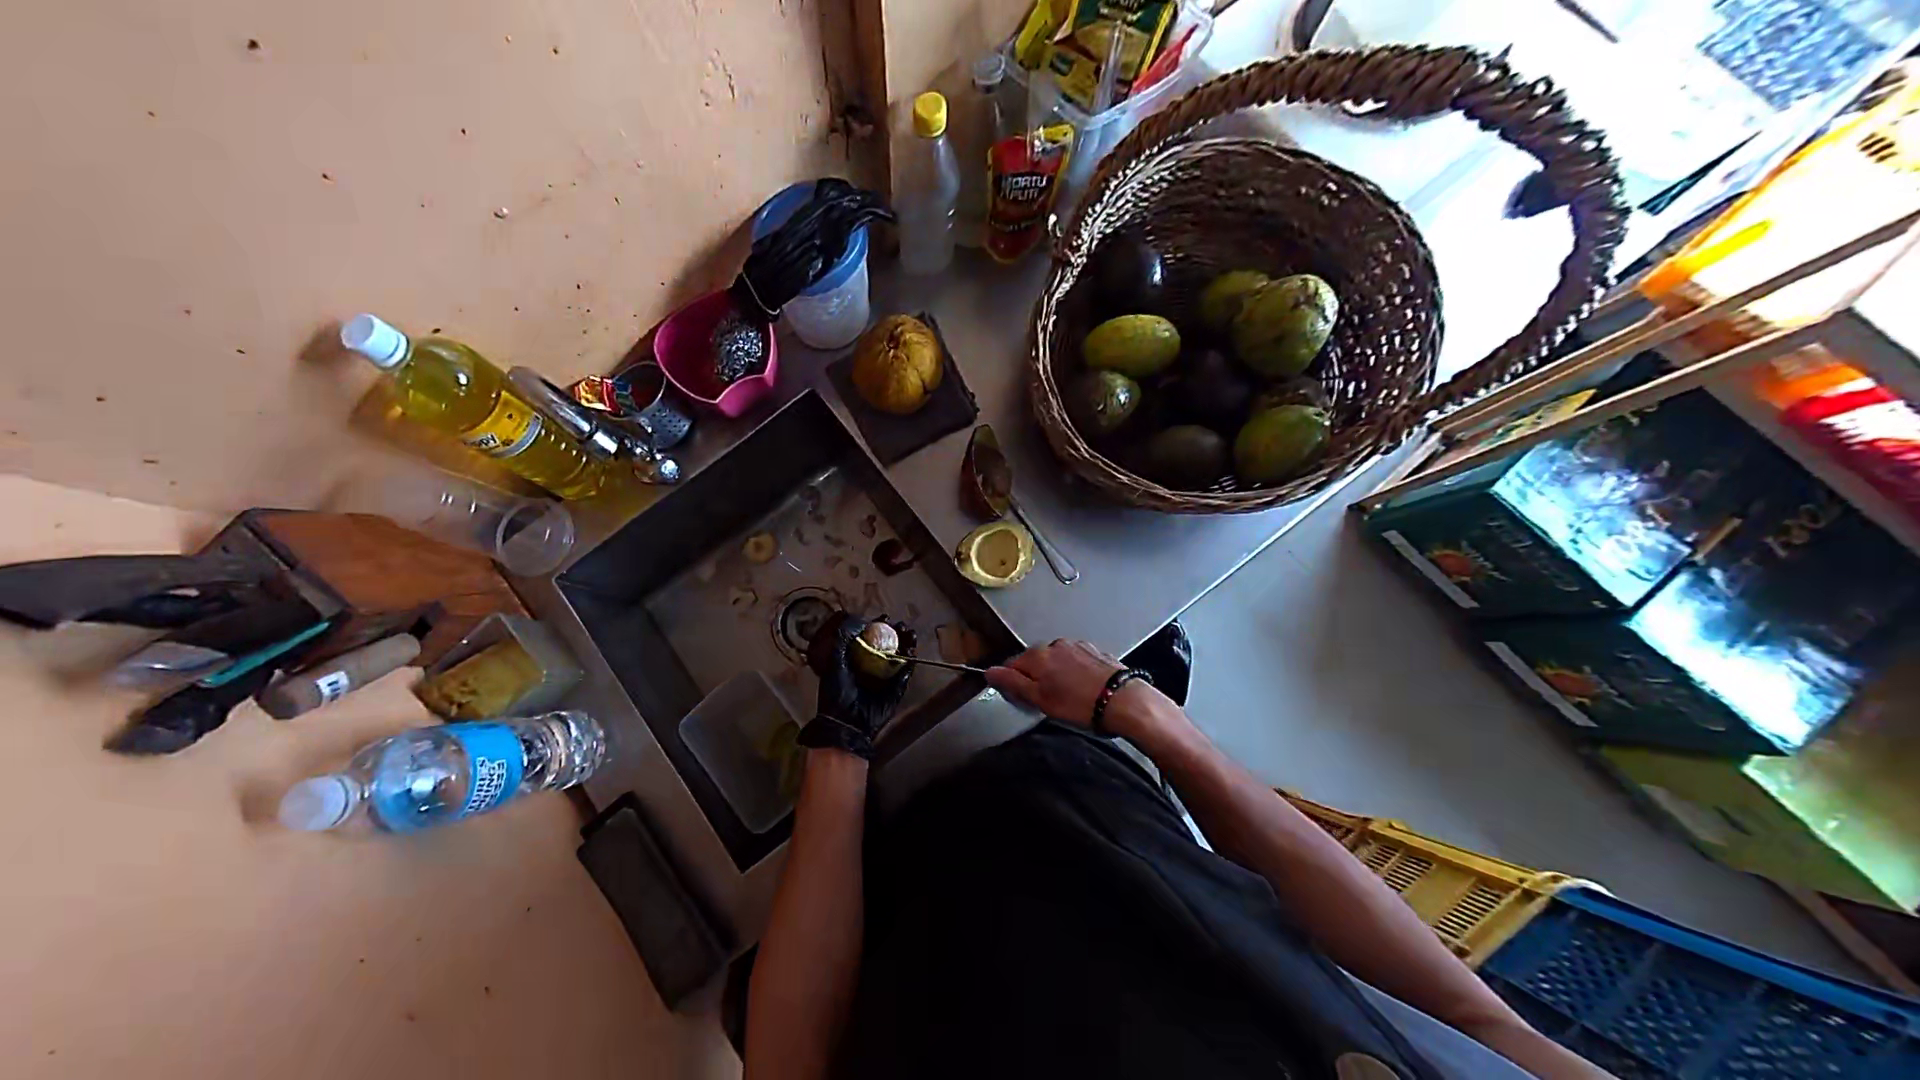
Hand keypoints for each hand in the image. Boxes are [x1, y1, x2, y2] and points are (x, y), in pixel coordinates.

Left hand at [800, 613, 914, 757]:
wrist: (846, 721)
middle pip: (889, 645)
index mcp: (857, 660)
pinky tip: (912, 651)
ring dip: (906, 643)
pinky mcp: (897, 688)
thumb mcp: (834, 663)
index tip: (883, 618)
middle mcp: (873, 666)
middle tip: (900, 625)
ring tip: (909, 633)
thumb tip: (852, 622)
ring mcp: (886, 678)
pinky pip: (906, 672)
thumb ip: (841, 642)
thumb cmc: (836, 693)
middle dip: (896, 633)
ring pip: (900, 656)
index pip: (871, 638)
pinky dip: (910, 661)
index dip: (878, 627)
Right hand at [985, 639, 1126, 728]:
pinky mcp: (1095, 652)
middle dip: (1037, 679)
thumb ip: (1013, 683)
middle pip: (1035, 661)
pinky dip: (1075, 673)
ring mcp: (1077, 646)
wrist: (1124, 701)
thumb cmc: (1080, 704)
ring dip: (1057, 675)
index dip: (1014, 684)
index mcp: (1038, 655)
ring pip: (1056, 660)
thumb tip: (990, 672)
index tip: (1024, 699)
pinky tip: (1084, 689)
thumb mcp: (1040, 700)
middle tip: (1048, 703)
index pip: (1012, 665)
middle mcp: (1056, 645)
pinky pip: (1076, 661)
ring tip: (1070, 698)